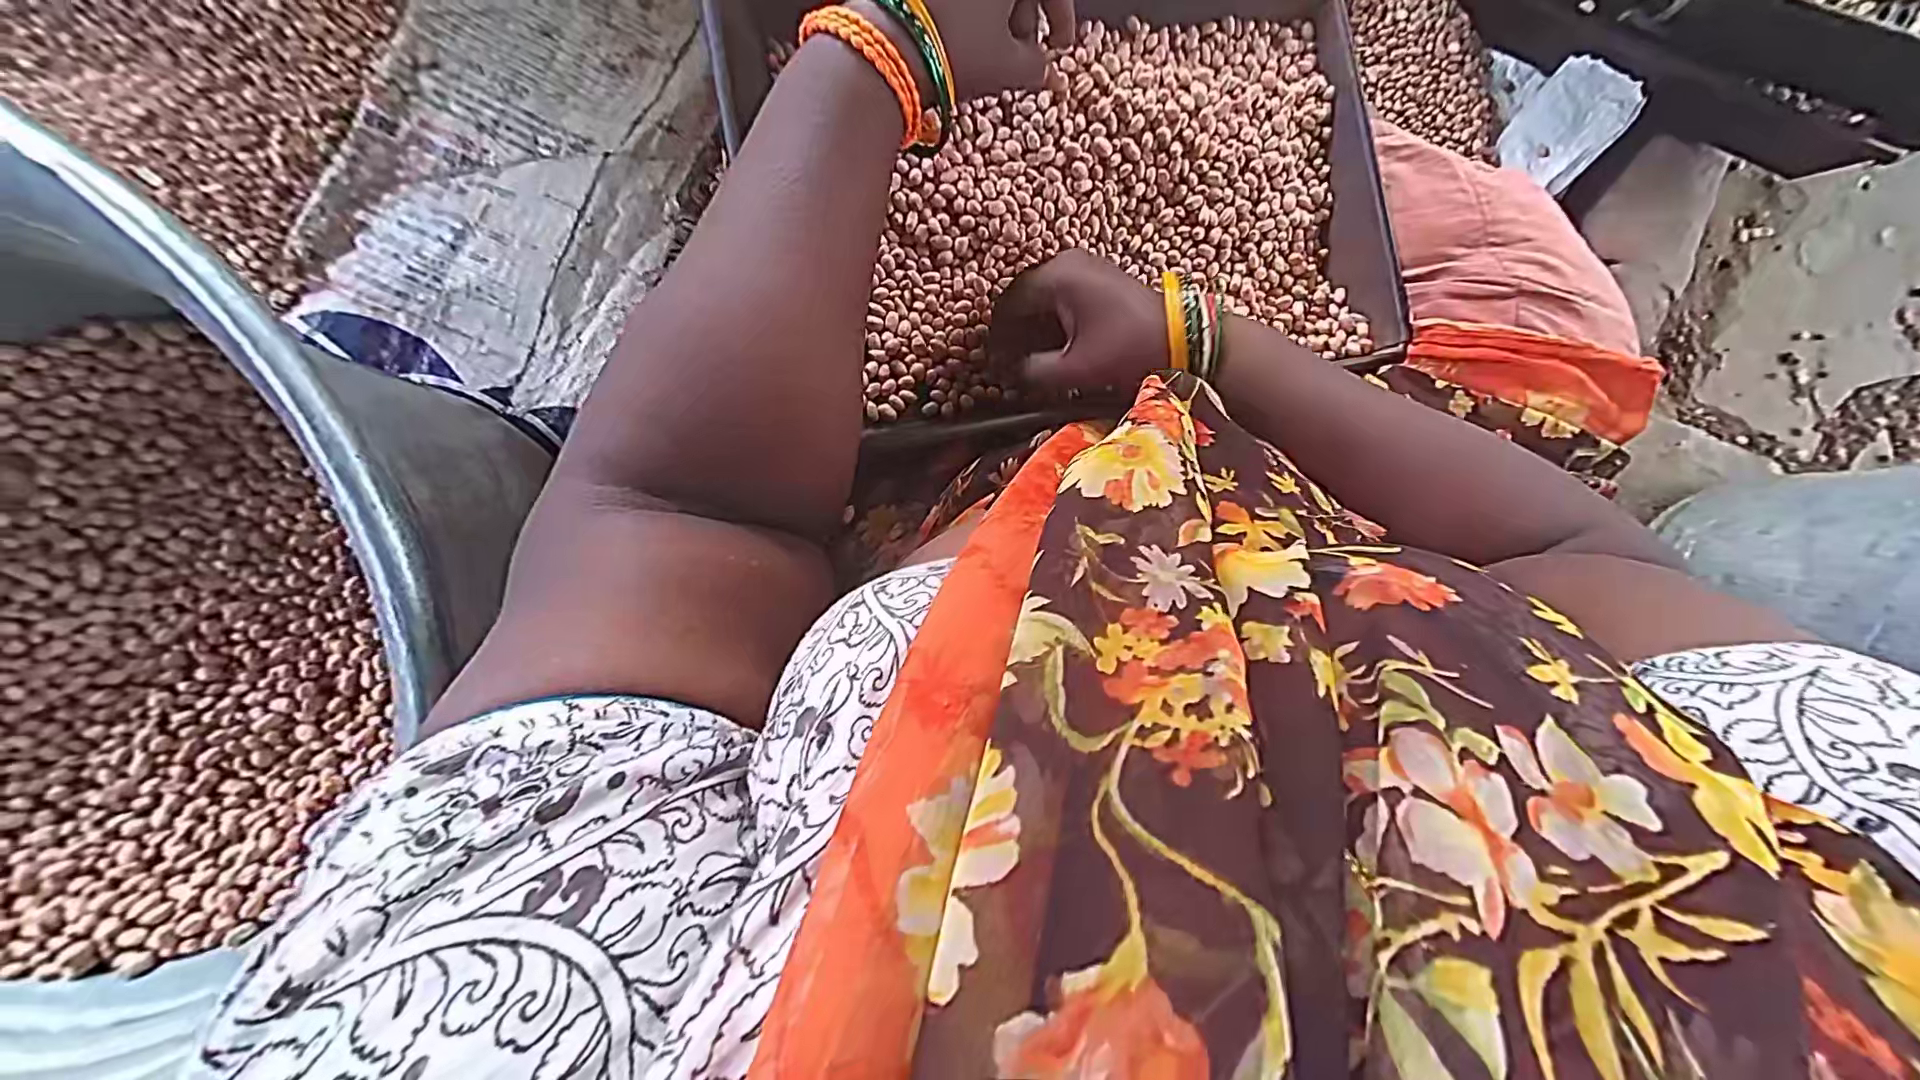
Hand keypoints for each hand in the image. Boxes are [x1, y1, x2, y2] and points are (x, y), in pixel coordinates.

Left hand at [921, 0, 1077, 98]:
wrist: (889, 47)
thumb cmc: (956, 52)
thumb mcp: (1008, 68)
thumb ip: (1037, 66)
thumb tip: (1045, 68)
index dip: (1060, 17)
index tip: (1061, 45)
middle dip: (1022, 14)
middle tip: (1021, 54)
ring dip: (993, 13)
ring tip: (987, 51)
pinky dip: (965, 10)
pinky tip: (962, 36)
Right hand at [989, 249, 1168, 392]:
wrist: (1185, 339)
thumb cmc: (1129, 351)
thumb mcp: (1075, 368)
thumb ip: (1033, 372)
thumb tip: (1010, 375)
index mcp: (1055, 276)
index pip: (1007, 307)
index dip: (997, 341)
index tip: (995, 370)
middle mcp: (1065, 263)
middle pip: (1021, 301)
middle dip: (1012, 336)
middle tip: (1008, 369)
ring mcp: (1084, 267)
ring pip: (1039, 301)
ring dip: (1030, 333)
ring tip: (1028, 365)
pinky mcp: (1097, 280)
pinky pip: (1059, 301)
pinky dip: (1050, 326)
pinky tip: (1051, 352)